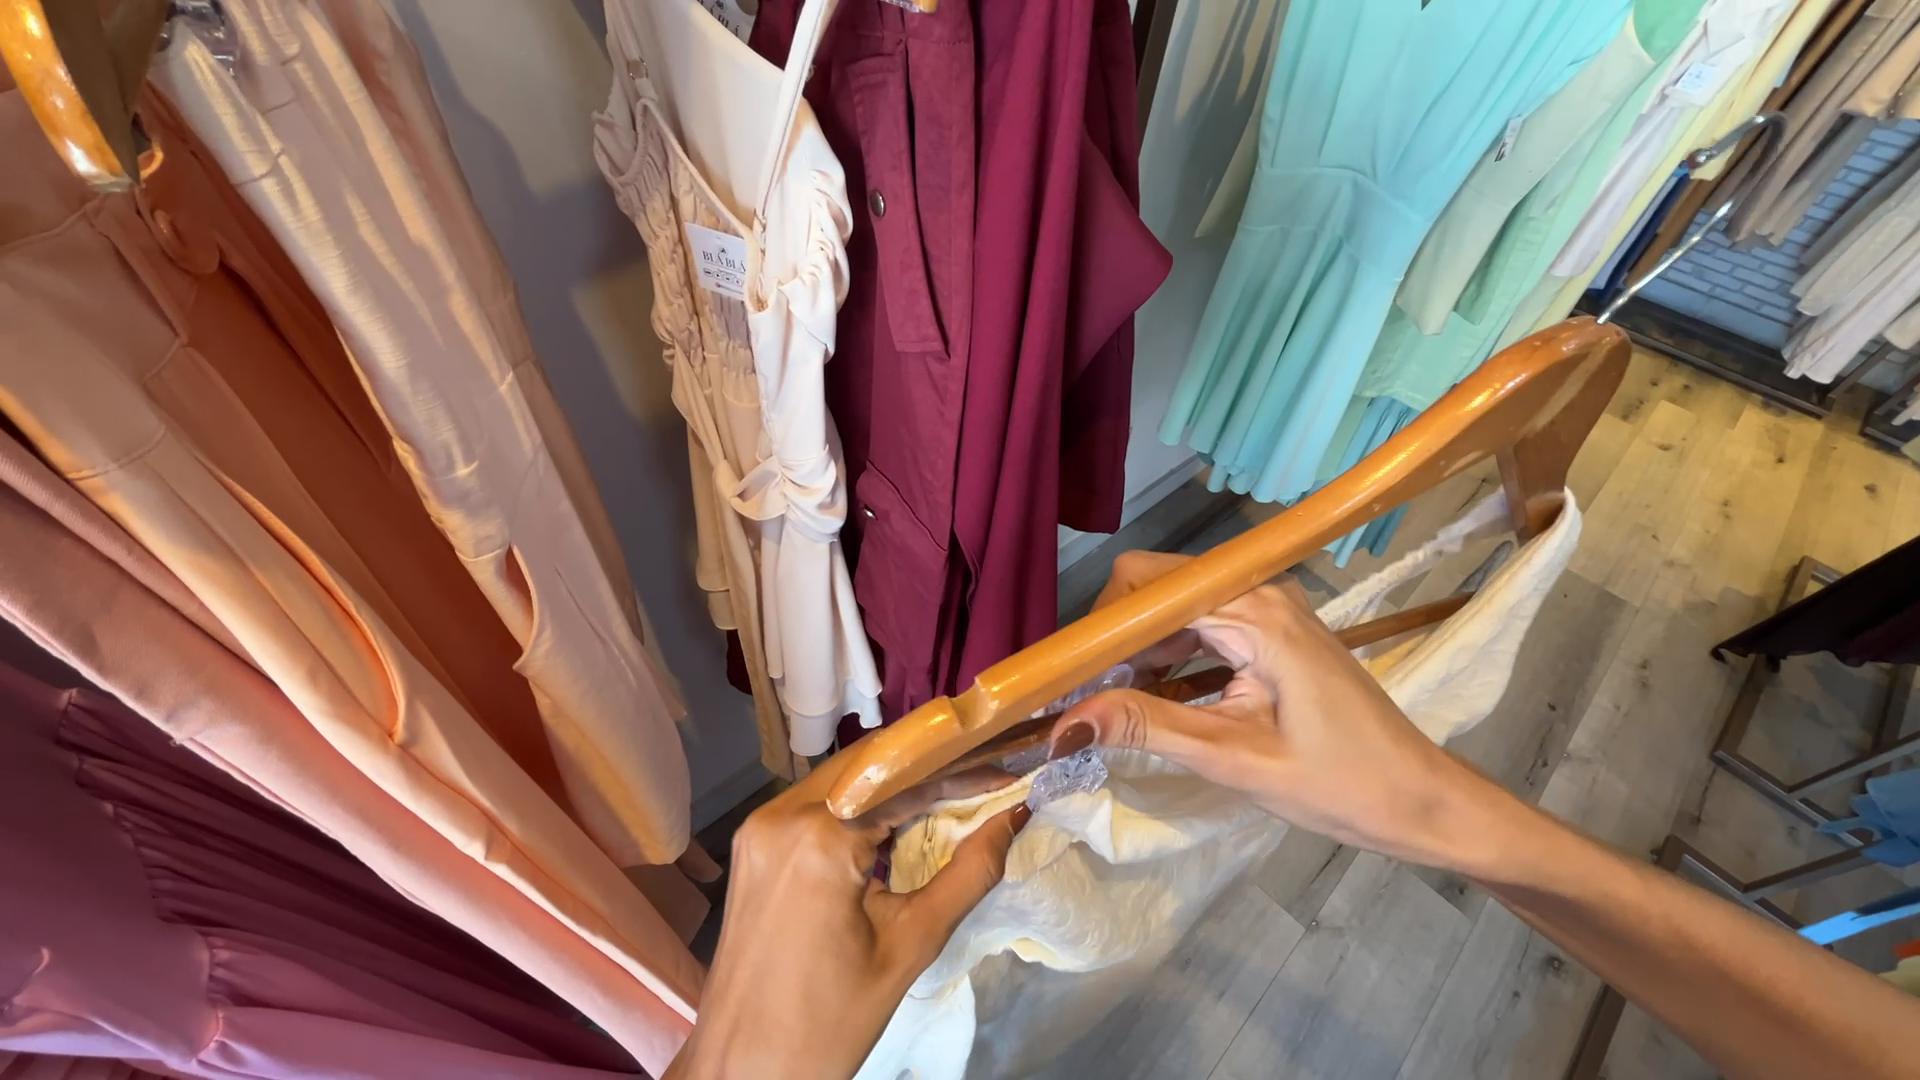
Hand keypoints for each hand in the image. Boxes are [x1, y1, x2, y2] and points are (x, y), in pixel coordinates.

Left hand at [667, 758, 1029, 1079]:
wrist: (742, 1069)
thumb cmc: (831, 1020)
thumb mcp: (911, 944)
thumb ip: (969, 873)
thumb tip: (1013, 817)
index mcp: (821, 837)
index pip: (905, 782)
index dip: (961, 772)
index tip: (1005, 769)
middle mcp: (782, 813)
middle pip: (869, 765)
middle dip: (928, 764)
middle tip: (982, 769)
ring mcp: (761, 825)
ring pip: (842, 778)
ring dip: (894, 779)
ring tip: (952, 786)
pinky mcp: (753, 841)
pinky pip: (817, 802)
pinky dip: (860, 802)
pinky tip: (897, 814)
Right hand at [1049, 551, 1508, 871]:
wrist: (1424, 801)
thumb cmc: (1341, 784)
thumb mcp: (1233, 758)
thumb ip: (1146, 727)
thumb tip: (1064, 724)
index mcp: (1254, 612)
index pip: (1144, 586)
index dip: (1096, 627)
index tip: (1068, 678)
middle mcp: (1258, 591)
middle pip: (1152, 586)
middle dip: (1111, 636)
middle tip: (1088, 695)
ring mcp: (1266, 606)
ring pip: (1171, 603)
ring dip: (1134, 646)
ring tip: (1109, 699)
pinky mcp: (1269, 627)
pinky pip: (1197, 619)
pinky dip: (1164, 650)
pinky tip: (1151, 691)